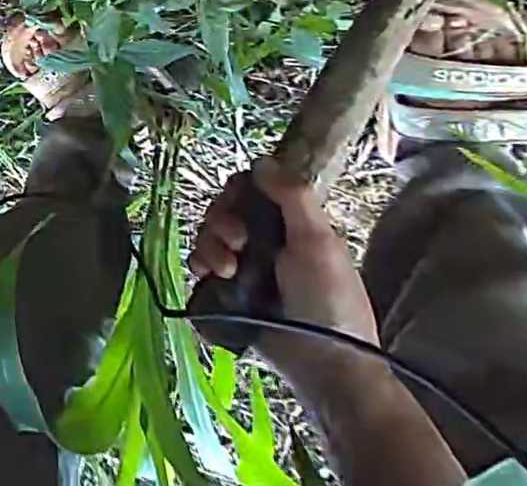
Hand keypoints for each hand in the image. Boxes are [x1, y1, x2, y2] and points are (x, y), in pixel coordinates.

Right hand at [188, 157, 378, 380]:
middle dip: (221, 221)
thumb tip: (262, 159)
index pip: (249, 190)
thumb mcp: (317, 241)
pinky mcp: (228, 291)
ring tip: (224, 268)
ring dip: (209, 244)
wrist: (324, 366)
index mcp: (289, 224)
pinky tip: (207, 274)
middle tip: (235, 242)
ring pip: (209, 235)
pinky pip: (201, 264)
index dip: (237, 191)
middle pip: (224, 210)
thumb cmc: (327, 299)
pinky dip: (199, 263)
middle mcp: (265, 240)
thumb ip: (292, 195)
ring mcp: (246, 267)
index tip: (236, 201)